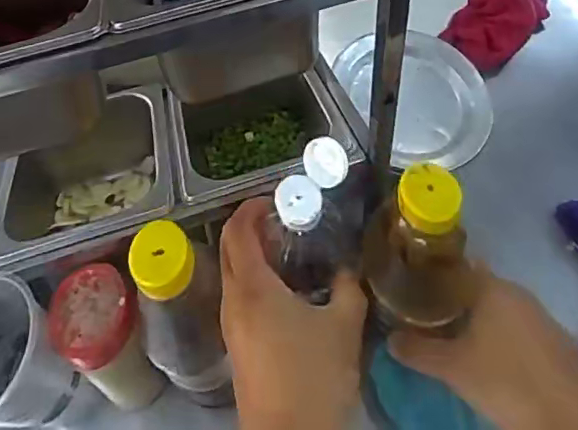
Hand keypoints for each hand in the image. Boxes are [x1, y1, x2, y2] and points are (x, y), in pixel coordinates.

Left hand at [219, 197, 366, 429]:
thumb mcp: (343, 327)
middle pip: (228, 248)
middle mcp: (232, 301)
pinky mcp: (236, 347)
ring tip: (288, 253)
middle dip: (250, 227)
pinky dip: (254, 279)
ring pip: (232, 274)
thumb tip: (348, 265)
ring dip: (252, 254)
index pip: (237, 230)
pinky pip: (238, 297)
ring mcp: (230, 326)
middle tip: (282, 221)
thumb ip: (347, 287)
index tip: (275, 198)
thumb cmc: (313, 378)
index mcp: (251, 288)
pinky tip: (285, 291)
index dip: (251, 207)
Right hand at [389, 266, 577, 429]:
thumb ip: (418, 351)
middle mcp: (521, 294)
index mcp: (493, 288)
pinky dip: (517, 345)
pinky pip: (532, 336)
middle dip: (465, 304)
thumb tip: (390, 339)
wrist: (568, 425)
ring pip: (510, 313)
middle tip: (443, 324)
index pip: (462, 269)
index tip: (425, 293)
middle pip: (486, 290)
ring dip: (493, 325)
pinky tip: (508, 368)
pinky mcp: (567, 348)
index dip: (442, 279)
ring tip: (473, 347)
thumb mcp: (452, 369)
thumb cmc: (504, 384)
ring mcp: (547, 320)